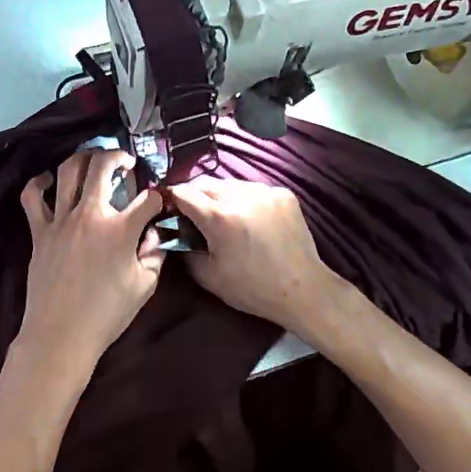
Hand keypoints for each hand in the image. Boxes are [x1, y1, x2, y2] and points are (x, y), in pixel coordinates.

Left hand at [17, 149, 166, 365]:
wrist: (60, 335)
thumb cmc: (107, 314)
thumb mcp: (145, 286)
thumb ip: (154, 254)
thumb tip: (154, 233)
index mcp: (121, 229)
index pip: (148, 198)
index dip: (158, 196)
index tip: (159, 201)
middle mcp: (91, 214)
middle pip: (103, 165)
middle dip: (119, 156)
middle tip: (126, 162)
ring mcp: (61, 220)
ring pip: (69, 170)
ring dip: (84, 158)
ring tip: (94, 161)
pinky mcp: (40, 231)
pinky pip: (33, 197)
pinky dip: (40, 183)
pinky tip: (49, 180)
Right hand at [164, 176, 350, 337]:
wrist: (302, 289)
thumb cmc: (252, 289)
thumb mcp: (208, 276)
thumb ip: (185, 249)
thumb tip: (175, 232)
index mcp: (219, 217)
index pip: (184, 192)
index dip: (171, 198)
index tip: (168, 206)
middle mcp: (241, 196)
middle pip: (206, 182)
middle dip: (194, 194)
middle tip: (192, 211)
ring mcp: (265, 192)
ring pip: (231, 183)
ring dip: (220, 195)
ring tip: (222, 215)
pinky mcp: (283, 194)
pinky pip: (254, 189)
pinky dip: (245, 199)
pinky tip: (249, 218)